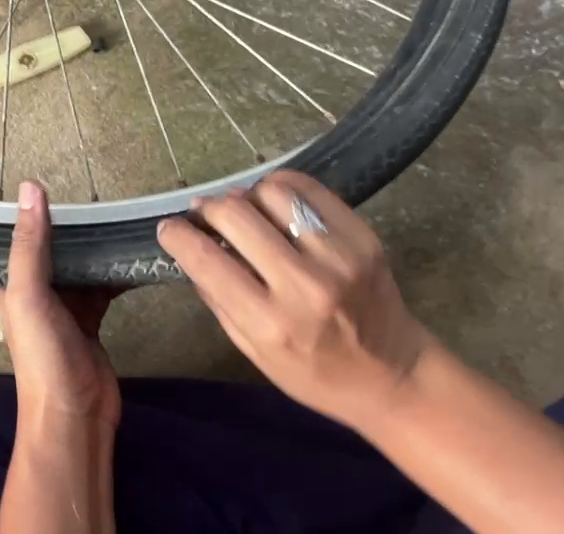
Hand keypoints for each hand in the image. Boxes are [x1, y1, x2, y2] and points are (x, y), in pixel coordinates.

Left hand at [0, 181, 121, 429]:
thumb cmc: (44, 356)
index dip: (33, 210)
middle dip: (74, 224)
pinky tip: (135, 254)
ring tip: (122, 215)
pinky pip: (103, 286)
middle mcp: (35, 290)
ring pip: (81, 264)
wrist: (75, 417)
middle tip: (103, 193)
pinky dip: (116, 271)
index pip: (20, 236)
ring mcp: (65, 305)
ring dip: (97, 246)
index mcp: (12, 283)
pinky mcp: (91, 319)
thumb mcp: (30, 294)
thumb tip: (30, 186)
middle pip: (55, 247)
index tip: (56, 178)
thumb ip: (30, 243)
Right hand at [157, 169, 427, 430]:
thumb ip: (218, 297)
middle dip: (207, 209)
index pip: (205, 259)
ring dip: (247, 198)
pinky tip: (274, 202)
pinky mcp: (362, 236)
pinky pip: (307, 189)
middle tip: (204, 216)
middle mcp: (304, 286)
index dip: (176, 235)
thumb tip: (189, 248)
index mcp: (270, 322)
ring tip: (246, 212)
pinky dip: (281, 188)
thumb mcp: (253, 351)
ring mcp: (338, 257)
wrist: (395, 376)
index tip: (169, 229)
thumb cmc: (314, 373)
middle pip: (234, 214)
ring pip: (270, 193)